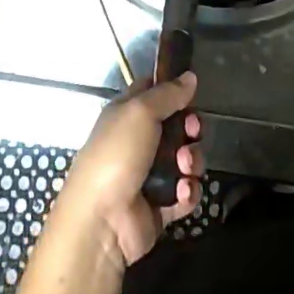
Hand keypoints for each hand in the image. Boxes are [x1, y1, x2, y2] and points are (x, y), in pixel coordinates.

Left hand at [50, 73, 203, 266]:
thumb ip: (167, 94)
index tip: (191, 95)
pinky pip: (185, 193)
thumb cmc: (117, 153)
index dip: (174, 92)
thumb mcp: (140, 112)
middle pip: (177, 127)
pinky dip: (187, 193)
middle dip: (190, 129)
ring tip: (184, 167)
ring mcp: (151, 174)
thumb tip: (190, 76)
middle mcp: (139, 141)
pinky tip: (181, 193)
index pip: (154, 93)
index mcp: (127, 114)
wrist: (102, 217)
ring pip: (185, 160)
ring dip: (191, 162)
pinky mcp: (162, 205)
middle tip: (192, 132)